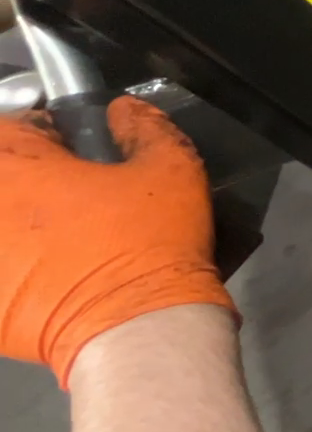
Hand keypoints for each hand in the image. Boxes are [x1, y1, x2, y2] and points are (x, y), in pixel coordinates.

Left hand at [0, 96, 233, 386]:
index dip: (47, 133)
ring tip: (67, 244)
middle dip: (32, 182)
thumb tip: (125, 110)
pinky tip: (54, 279)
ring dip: (25, 225)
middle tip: (74, 199)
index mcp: (12, 165)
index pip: (11, 125)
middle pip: (6, 180)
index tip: (78, 151)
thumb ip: (148, 131)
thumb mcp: (175, 174)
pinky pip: (5, 269)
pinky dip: (21, 270)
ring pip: (6, 227)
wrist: (132, 321)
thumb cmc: (151, 239)